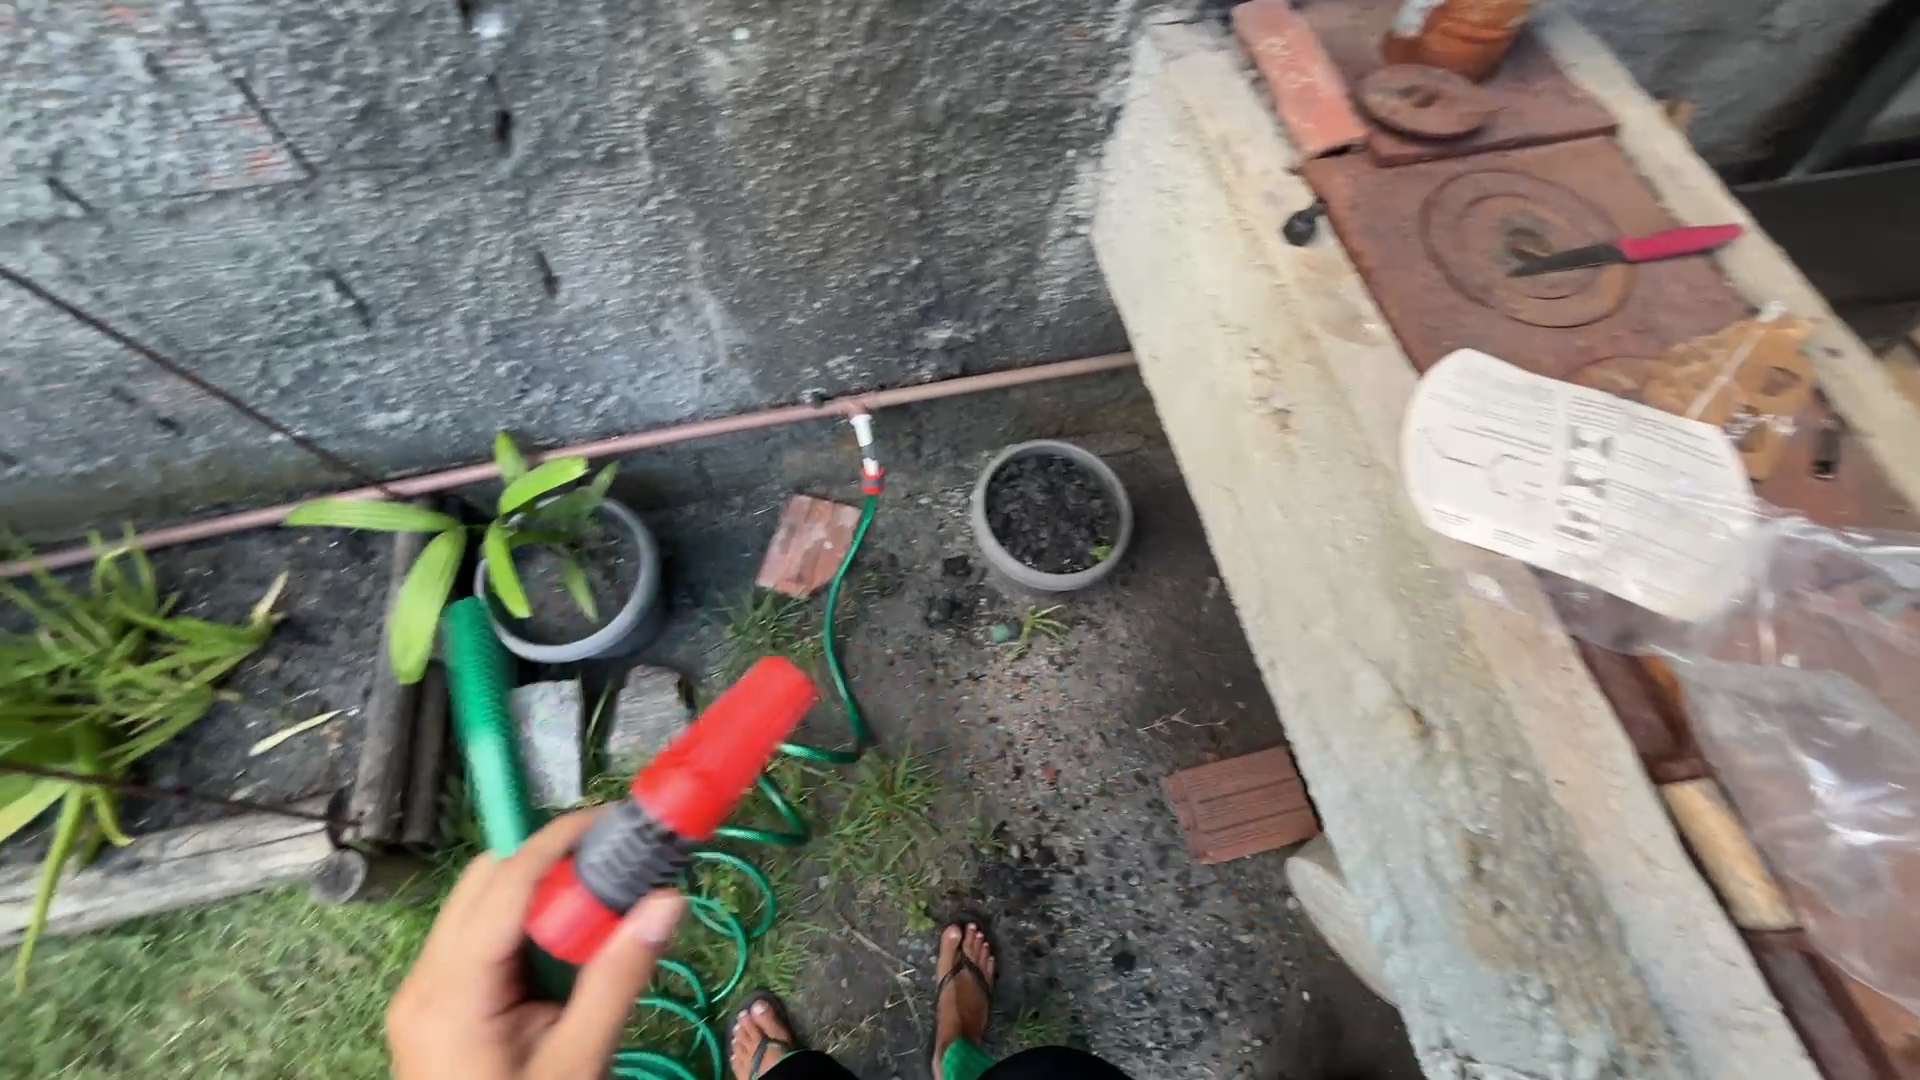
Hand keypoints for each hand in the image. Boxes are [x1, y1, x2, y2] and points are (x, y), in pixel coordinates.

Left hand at [388, 809, 687, 1079]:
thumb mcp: (577, 1062)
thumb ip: (618, 978)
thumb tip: (669, 899)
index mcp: (451, 994)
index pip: (505, 883)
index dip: (559, 839)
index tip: (614, 818)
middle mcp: (425, 980)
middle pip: (486, 879)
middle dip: (551, 856)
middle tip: (614, 858)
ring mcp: (426, 991)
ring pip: (483, 898)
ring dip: (542, 883)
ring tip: (600, 890)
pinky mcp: (439, 1001)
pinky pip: (484, 929)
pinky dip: (529, 914)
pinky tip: (569, 934)